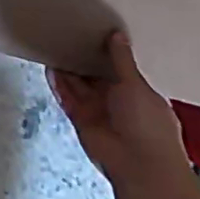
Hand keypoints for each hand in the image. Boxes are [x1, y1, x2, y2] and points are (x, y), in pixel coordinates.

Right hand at [49, 31, 188, 186]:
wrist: (138, 165)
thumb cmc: (148, 124)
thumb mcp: (136, 84)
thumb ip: (122, 59)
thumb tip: (118, 35)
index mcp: (139, 93)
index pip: (120, 69)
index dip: (108, 53)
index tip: (95, 33)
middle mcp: (118, 102)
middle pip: (96, 76)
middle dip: (84, 59)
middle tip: (69, 35)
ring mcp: (99, 111)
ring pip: (79, 86)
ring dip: (68, 69)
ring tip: (55, 45)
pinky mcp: (81, 119)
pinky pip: (67, 98)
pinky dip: (59, 84)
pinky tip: (51, 67)